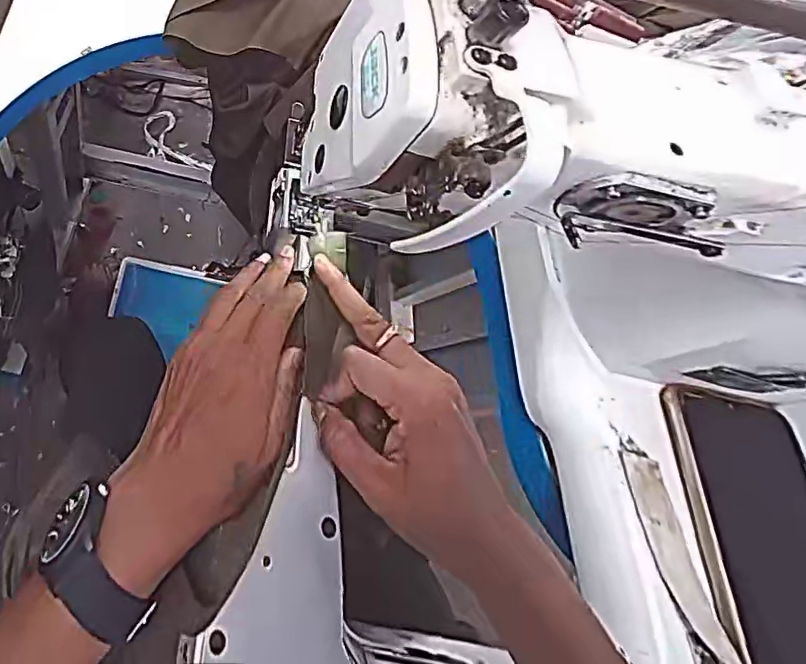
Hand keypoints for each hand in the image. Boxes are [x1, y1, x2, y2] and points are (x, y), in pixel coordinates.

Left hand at [98, 250, 305, 595]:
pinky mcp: (181, 357)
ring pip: (226, 299)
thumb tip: (294, 358)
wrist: (164, 487)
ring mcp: (197, 351)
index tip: (301, 284)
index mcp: (250, 369)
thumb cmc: (215, 474)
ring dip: (246, 277)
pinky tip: (230, 294)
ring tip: (260, 264)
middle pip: (252, 298)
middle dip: (272, 274)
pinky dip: (223, 295)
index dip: (291, 294)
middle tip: (284, 257)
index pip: (275, 314)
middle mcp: (222, 352)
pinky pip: (206, 314)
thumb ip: (285, 391)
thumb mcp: (270, 441)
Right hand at [309, 254, 521, 578]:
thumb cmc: (444, 517)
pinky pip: (400, 368)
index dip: (334, 386)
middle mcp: (434, 381)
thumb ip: (340, 440)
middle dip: (346, 303)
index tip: (329, 412)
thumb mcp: (377, 487)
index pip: (358, 361)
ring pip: (387, 347)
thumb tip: (321, 411)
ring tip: (360, 416)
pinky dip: (378, 381)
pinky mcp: (440, 393)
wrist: (484, 534)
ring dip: (362, 368)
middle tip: (324, 272)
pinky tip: (374, 417)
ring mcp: (440, 384)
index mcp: (420, 400)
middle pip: (378, 328)